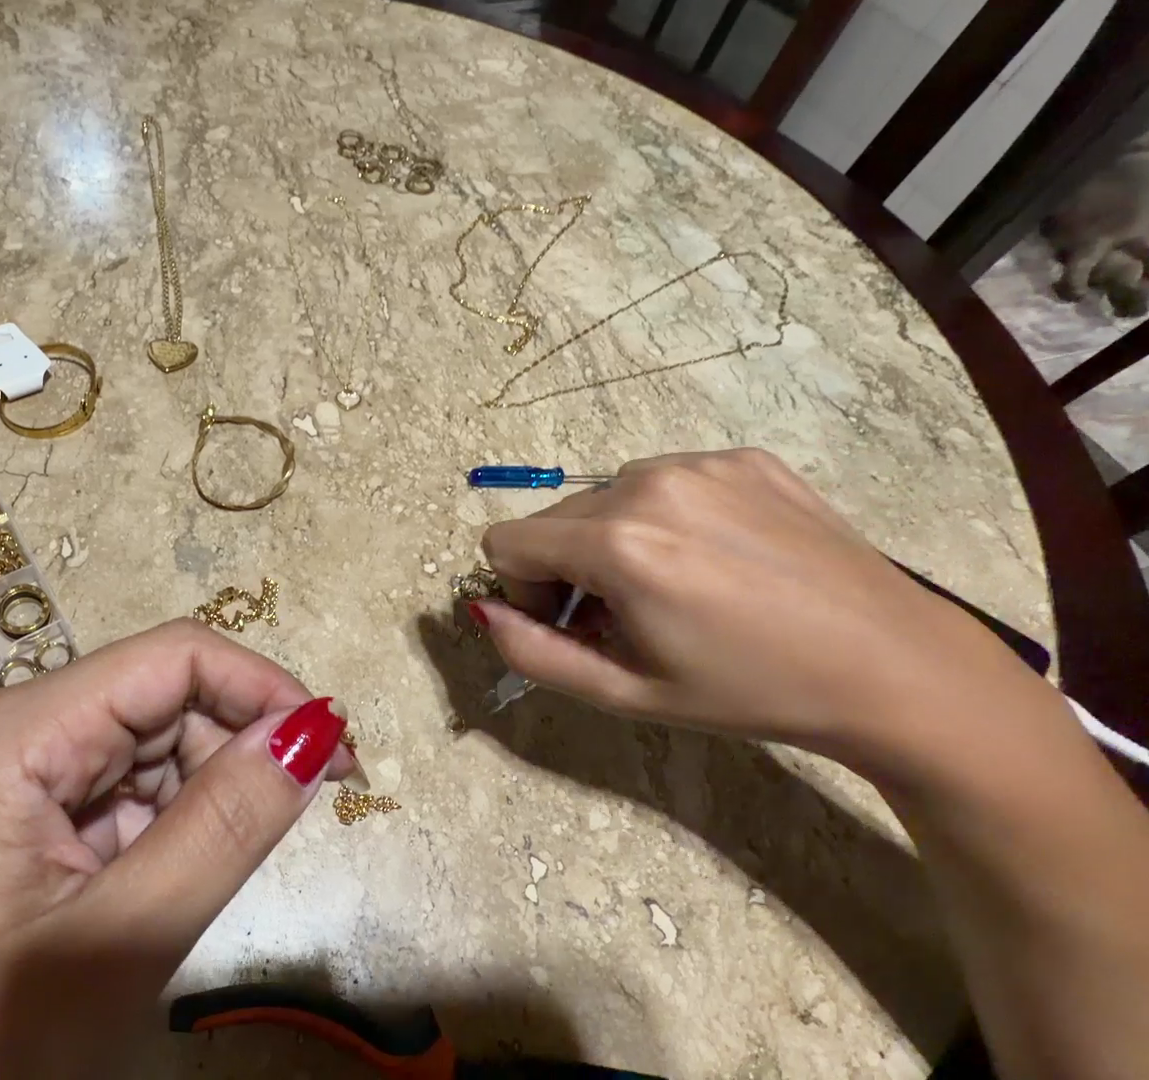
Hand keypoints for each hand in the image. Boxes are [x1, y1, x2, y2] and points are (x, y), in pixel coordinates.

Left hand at [0, 619, 353, 1079]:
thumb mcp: (123, 934)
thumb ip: (224, 826)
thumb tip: (314, 730)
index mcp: (22, 729)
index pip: (172, 657)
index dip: (263, 688)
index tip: (337, 753)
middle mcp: (17, 732)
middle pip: (159, 700)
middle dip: (235, 748)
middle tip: (296, 823)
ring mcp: (16, 779)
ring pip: (144, 752)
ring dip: (201, 798)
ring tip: (211, 876)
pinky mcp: (22, 825)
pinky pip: (118, 800)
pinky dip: (164, 830)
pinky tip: (165, 885)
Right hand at [470, 449, 1048, 756]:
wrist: (895, 668)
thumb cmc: (750, 692)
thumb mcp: (626, 693)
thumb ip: (532, 653)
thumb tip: (482, 612)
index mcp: (619, 543)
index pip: (505, 542)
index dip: (523, 591)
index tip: (577, 625)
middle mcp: (650, 483)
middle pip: (553, 518)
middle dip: (566, 568)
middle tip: (624, 618)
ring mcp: (703, 464)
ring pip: (605, 496)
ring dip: (613, 540)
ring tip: (675, 587)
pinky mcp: (745, 457)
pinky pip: (663, 481)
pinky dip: (665, 518)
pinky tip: (718, 559)